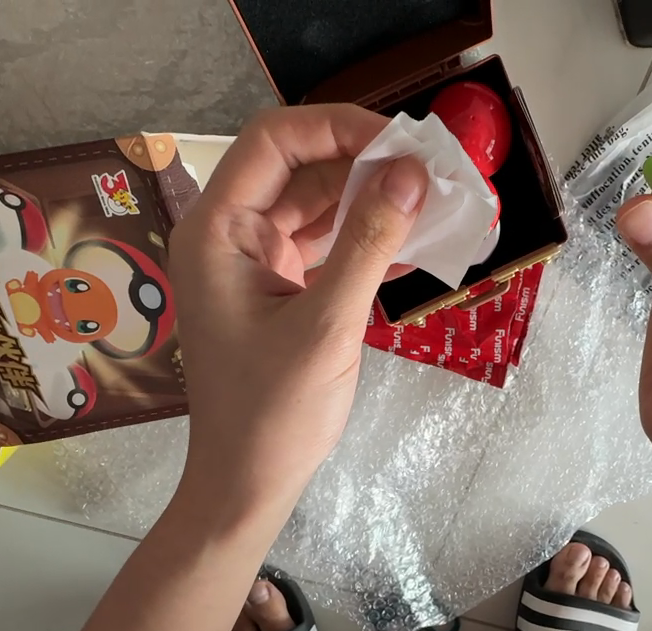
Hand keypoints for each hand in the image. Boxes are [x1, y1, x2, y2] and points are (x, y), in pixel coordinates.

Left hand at [170, 105, 428, 509]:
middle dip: (365, 167)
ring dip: (372, 208)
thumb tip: (411, 175)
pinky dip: (365, 248)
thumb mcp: (328, 325)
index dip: (340, 128)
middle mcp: (231, 238)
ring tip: (433, 205)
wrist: (250, 480)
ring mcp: (257, 269)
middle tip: (431, 173)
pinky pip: (326, 255)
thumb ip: (369, 245)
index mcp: (218, 231)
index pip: (276, 142)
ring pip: (318, 213)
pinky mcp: (282, 298)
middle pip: (301, 173)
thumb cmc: (275, 412)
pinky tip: (413, 248)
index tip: (402, 144)